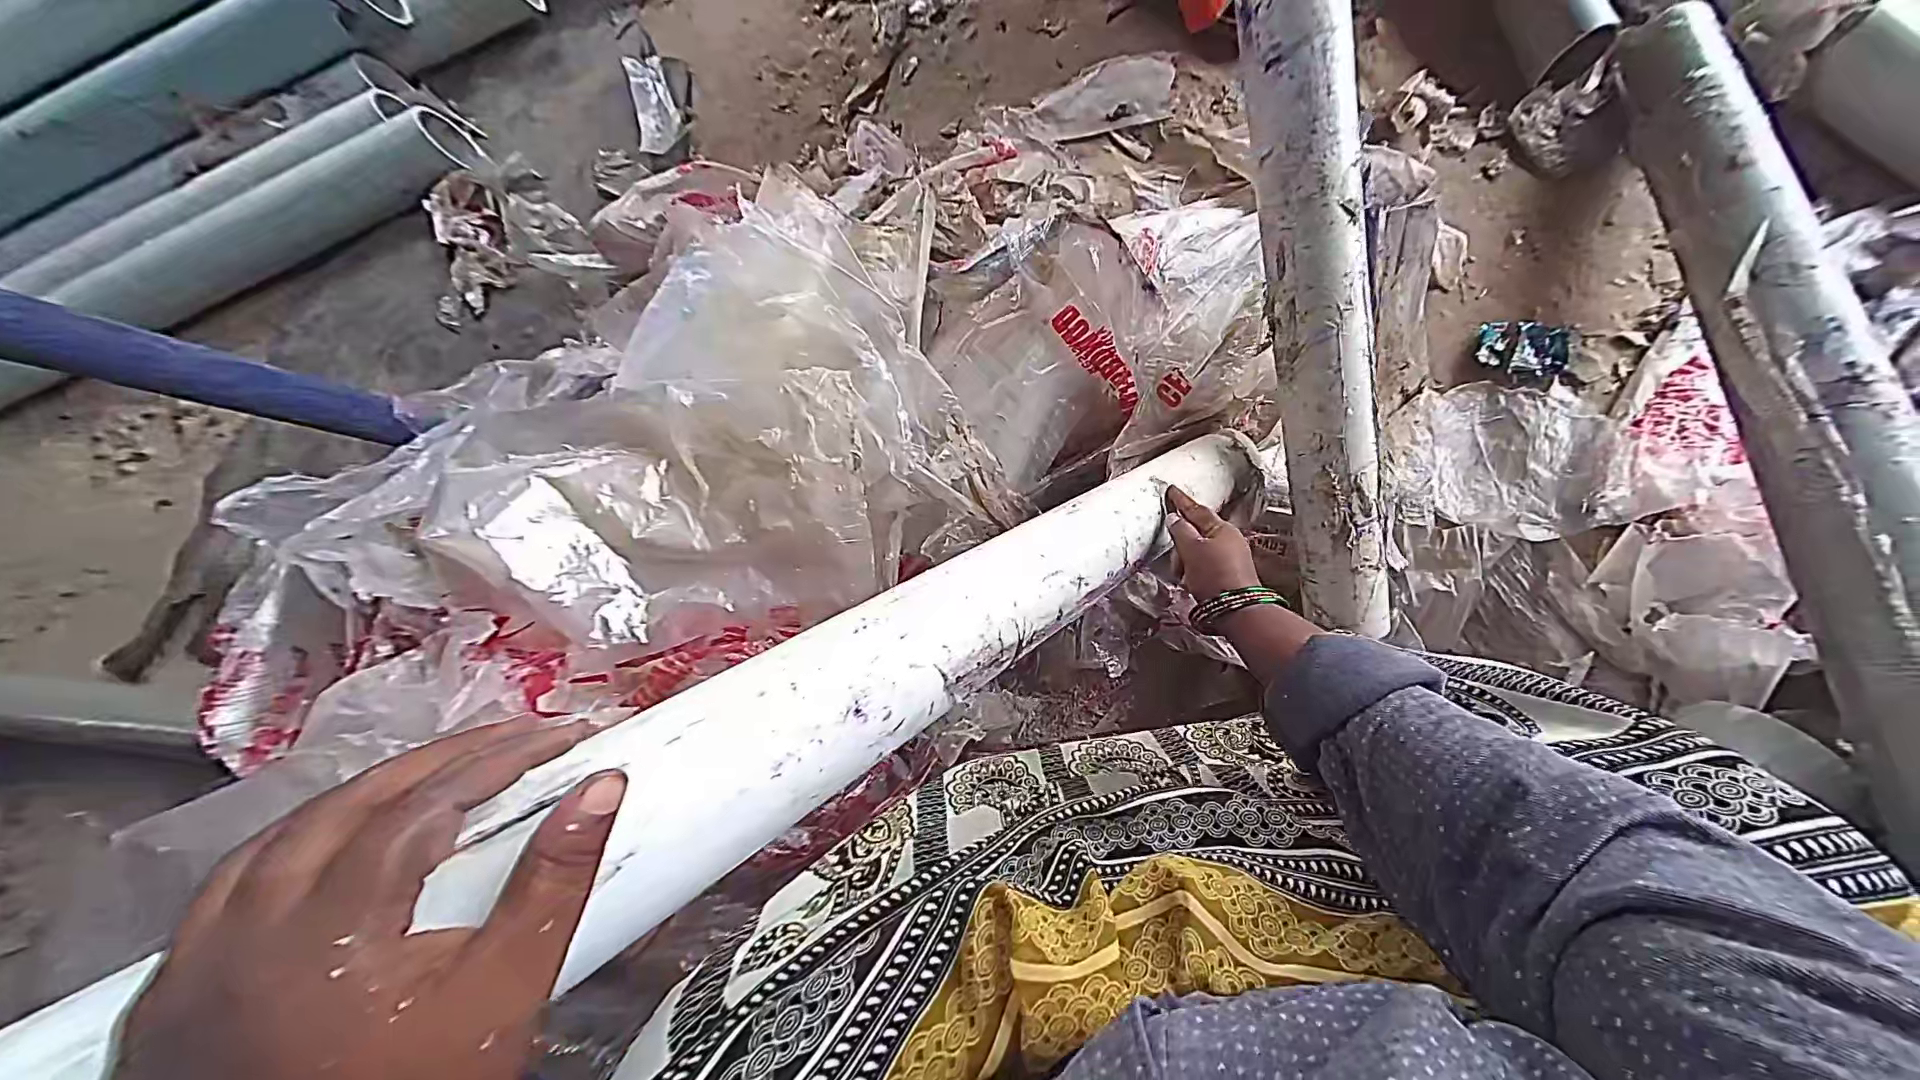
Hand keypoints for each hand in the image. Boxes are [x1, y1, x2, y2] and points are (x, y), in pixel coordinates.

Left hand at [113, 716, 624, 1079]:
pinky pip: (242, 876)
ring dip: (378, 787)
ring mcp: (192, 968)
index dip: (501, 759)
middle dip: (447, 758)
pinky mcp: (171, 997)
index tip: (557, 737)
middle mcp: (241, 938)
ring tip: (447, 769)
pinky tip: (349, 830)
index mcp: (327, 934)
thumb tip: (600, 790)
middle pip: (354, 803)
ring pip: (290, 831)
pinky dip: (314, 832)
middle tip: (515, 736)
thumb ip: (554, 880)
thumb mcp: (508, 987)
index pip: (425, 807)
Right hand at [1165, 484, 1259, 601]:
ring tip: (1182, 573)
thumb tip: (1175, 519)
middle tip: (1172, 549)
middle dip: (1181, 540)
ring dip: (1186, 559)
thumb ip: (1180, 530)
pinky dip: (1194, 569)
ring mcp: (1231, 557)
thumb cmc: (1213, 575)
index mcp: (1222, 528)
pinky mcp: (1228, 574)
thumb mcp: (1191, 549)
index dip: (1181, 501)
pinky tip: (1189, 579)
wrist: (1235, 609)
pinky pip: (1204, 563)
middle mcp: (1229, 539)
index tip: (1171, 491)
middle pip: (1198, 531)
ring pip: (1199, 549)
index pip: (1197, 509)